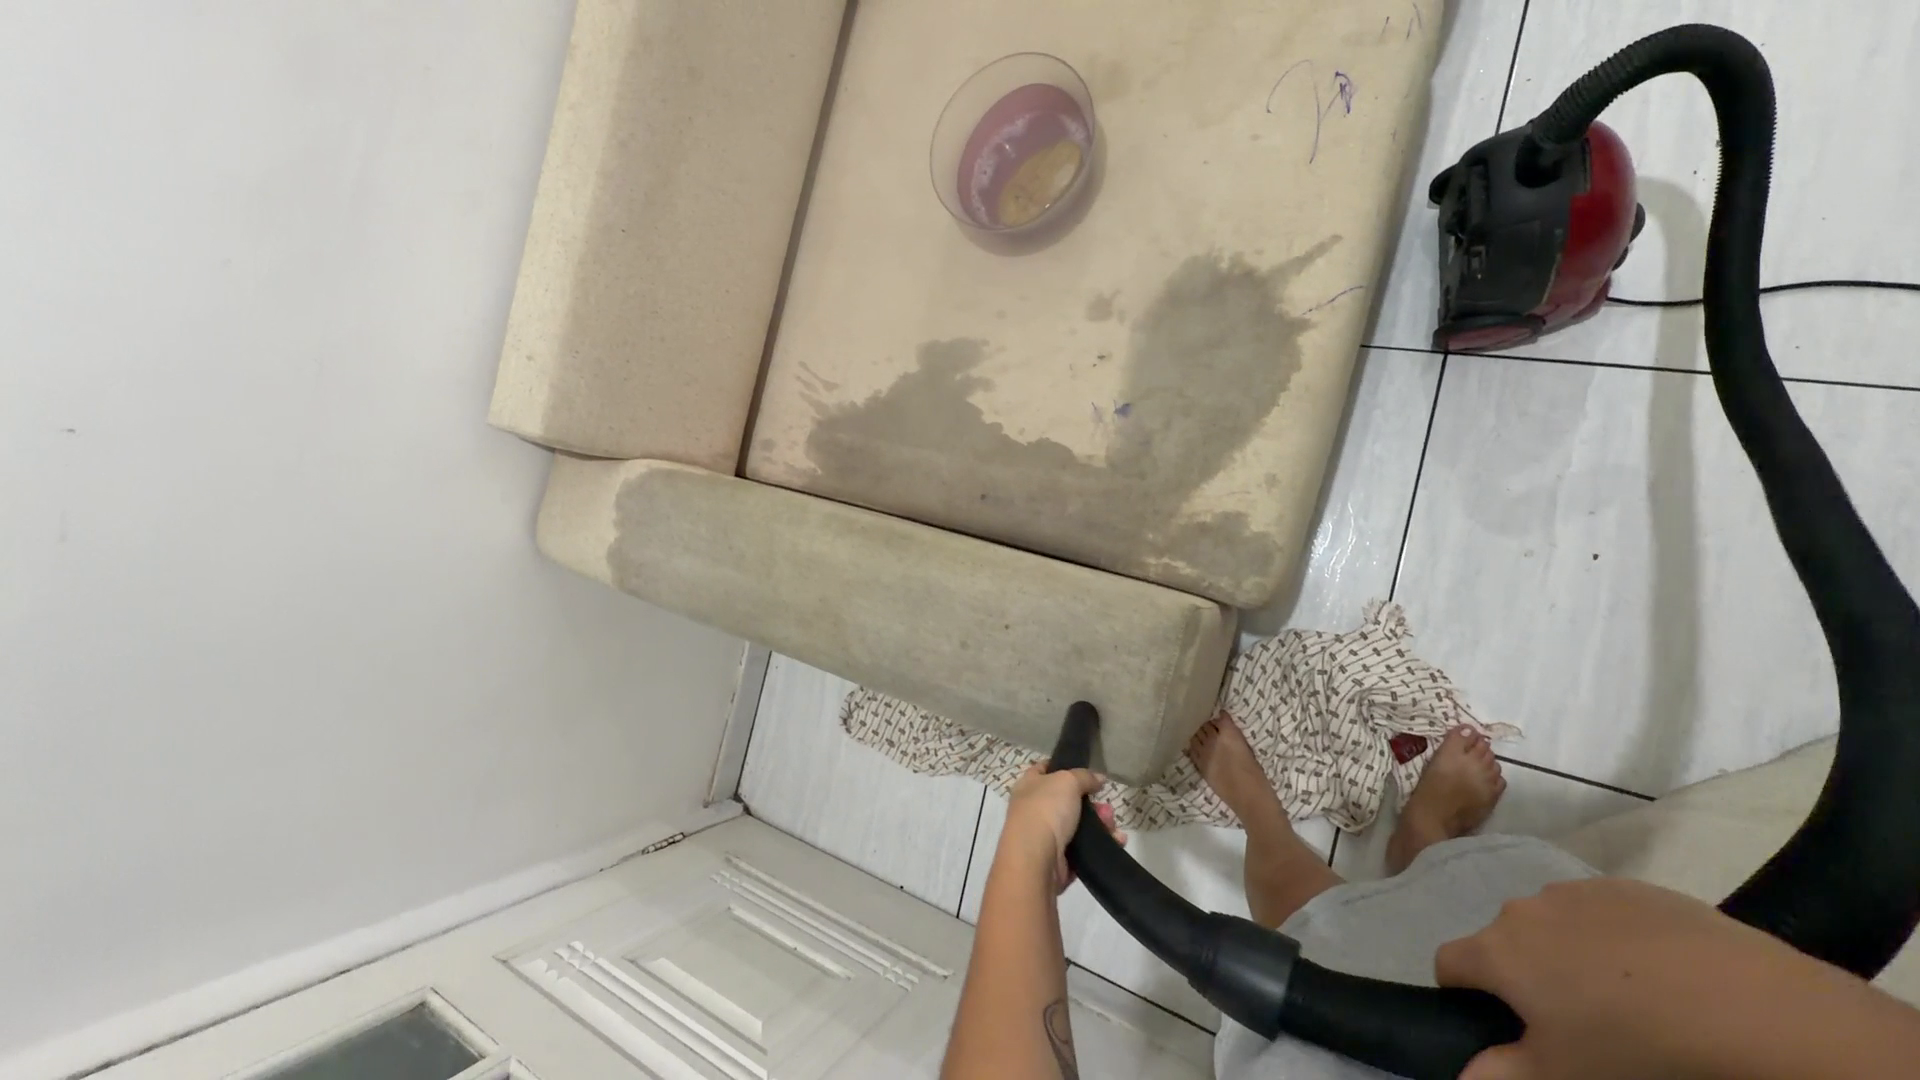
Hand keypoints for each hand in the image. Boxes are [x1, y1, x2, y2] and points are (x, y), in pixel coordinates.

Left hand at [1000, 763, 1125, 893]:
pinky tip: (1117, 840)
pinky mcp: (1059, 859)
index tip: (1086, 769)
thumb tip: (1099, 778)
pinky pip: (1084, 847)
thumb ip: (1084, 776)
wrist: (1035, 861)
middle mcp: (1034, 809)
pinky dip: (1100, 844)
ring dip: (1101, 823)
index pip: (1044, 769)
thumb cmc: (1046, 810)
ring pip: (1080, 824)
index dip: (1063, 766)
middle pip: (1069, 800)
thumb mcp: (1067, 781)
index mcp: (1029, 786)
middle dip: (1092, 802)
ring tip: (1112, 826)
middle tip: (1107, 807)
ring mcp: (1046, 836)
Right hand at [1435, 877, 1856, 1079]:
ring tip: (1627, 998)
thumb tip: (1466, 1074)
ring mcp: (1577, 891)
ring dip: (1567, 952)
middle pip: (1503, 940)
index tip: (1503, 1026)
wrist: (1755, 1012)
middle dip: (1525, 974)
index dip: (1463, 994)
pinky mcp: (1631, 887)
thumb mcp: (1563, 1077)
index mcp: (1497, 952)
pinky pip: (1603, 912)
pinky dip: (1615, 938)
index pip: (1447, 963)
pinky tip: (1664, 975)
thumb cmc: (1638, 1050)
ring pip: (1552, 923)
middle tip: (1575, 1022)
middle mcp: (1523, 909)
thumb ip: (1498, 1075)